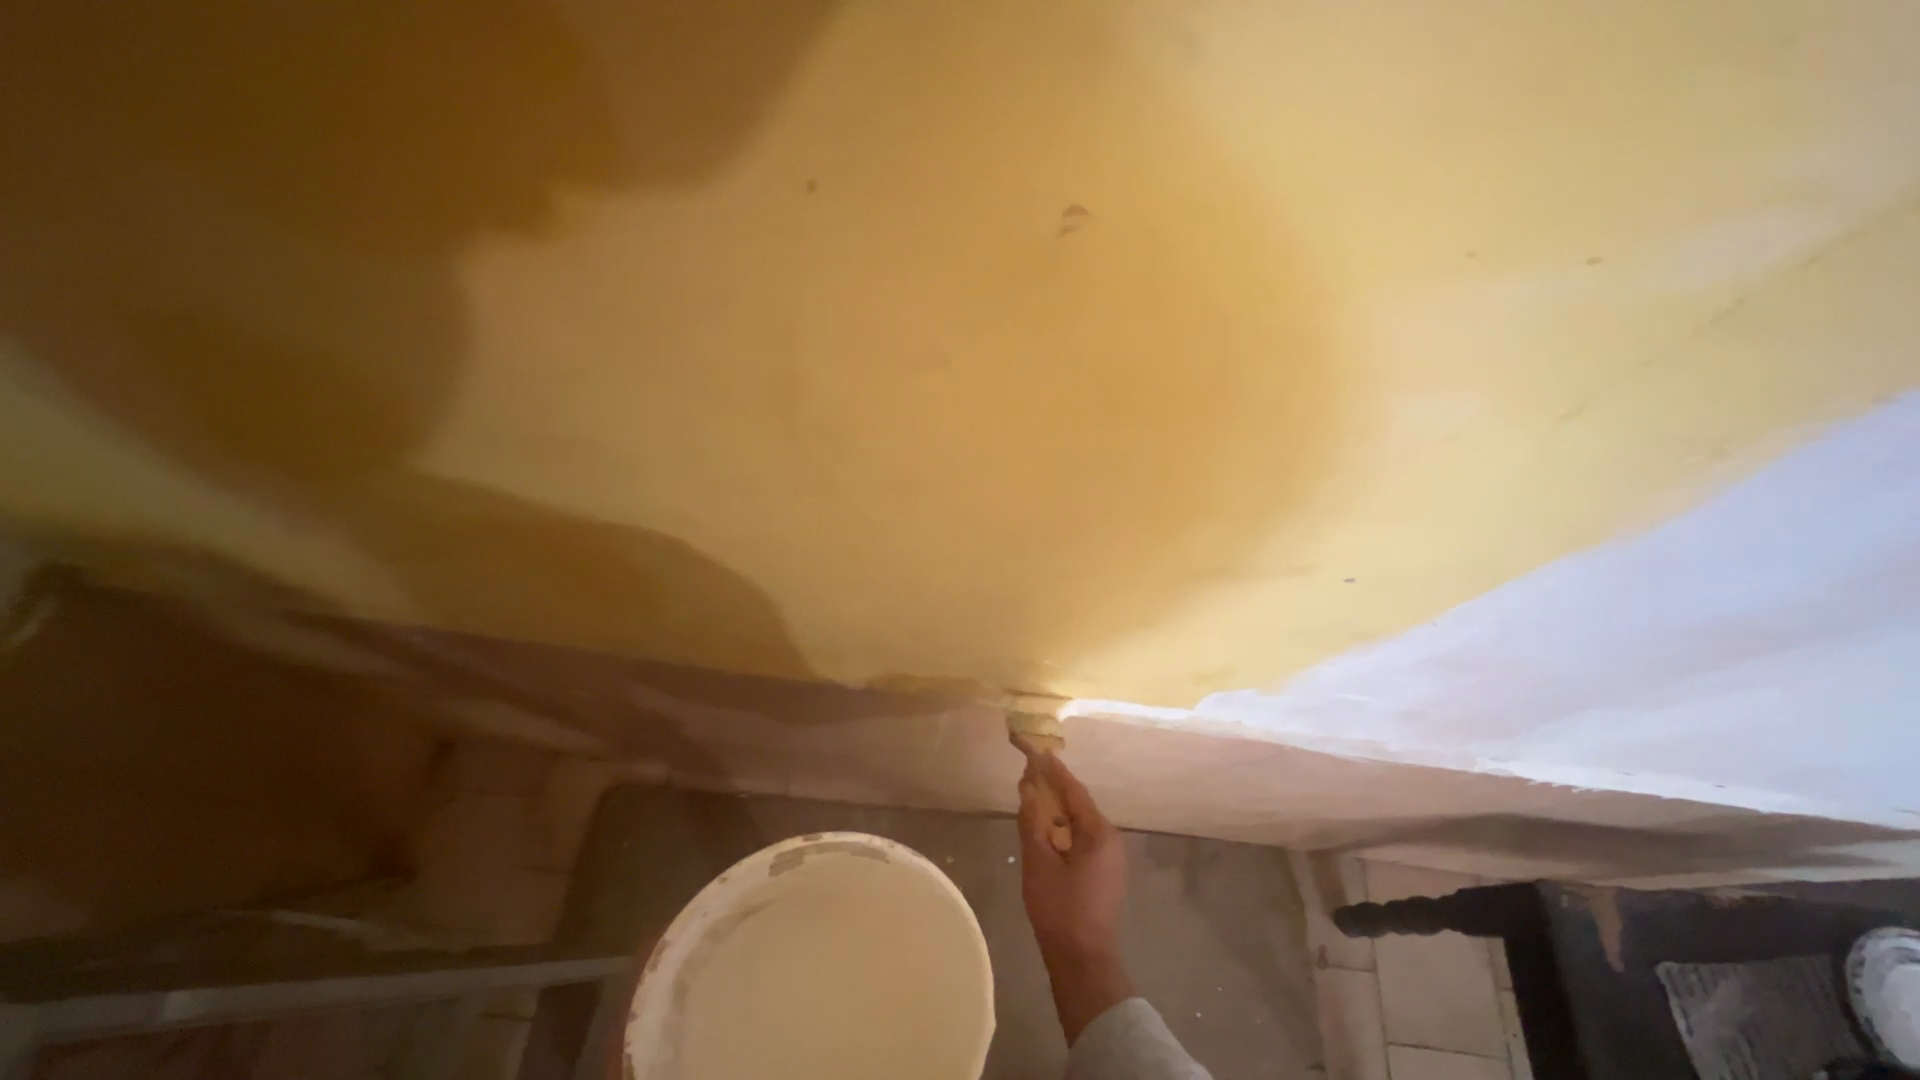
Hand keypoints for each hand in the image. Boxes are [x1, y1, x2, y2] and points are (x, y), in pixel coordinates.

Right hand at [1018, 748, 1134, 1042]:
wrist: (1083, 961)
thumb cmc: (1059, 910)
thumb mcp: (1038, 863)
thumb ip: (1032, 822)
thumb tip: (1027, 788)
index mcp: (1099, 832)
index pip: (1073, 789)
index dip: (1051, 768)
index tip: (1034, 748)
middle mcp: (1111, 839)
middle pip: (1078, 804)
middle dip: (1052, 787)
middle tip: (1027, 770)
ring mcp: (1110, 858)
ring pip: (1079, 823)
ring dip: (1056, 809)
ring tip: (1030, 794)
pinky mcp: (1103, 873)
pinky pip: (1081, 839)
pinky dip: (1062, 829)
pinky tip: (1043, 830)